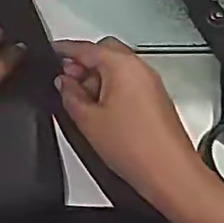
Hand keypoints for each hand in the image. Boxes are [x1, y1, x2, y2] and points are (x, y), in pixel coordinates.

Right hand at [55, 38, 219, 211]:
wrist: (171, 174)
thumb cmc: (138, 148)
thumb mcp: (87, 120)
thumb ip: (69, 94)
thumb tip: (64, 83)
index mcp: (122, 65)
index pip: (86, 47)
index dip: (64, 49)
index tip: (52, 52)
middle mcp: (140, 69)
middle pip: (105, 51)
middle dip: (83, 63)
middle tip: (66, 80)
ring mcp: (151, 84)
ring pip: (117, 68)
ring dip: (97, 77)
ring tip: (81, 102)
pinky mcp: (156, 99)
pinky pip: (129, 83)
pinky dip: (112, 89)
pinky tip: (100, 113)